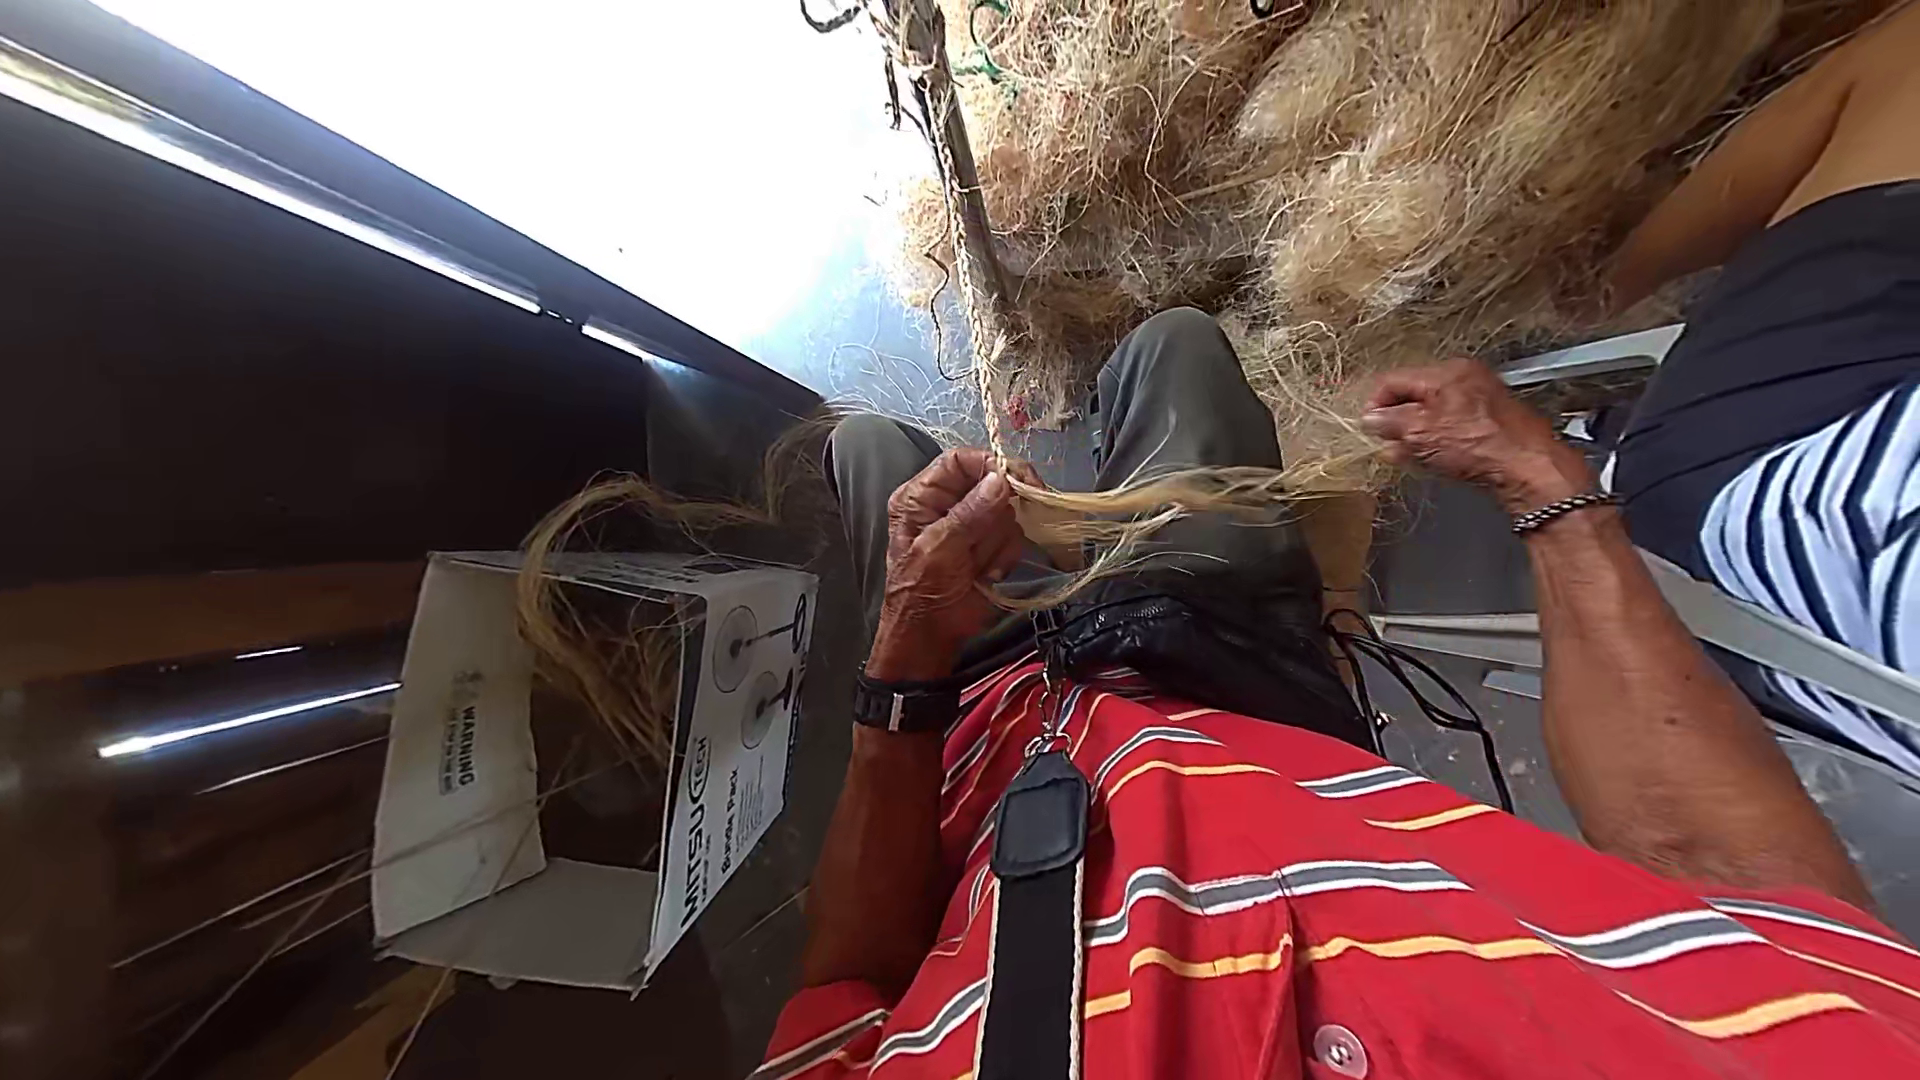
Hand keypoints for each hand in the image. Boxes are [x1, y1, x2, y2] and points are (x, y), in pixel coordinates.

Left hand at [867, 449, 1026, 680]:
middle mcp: (947, 505)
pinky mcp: (990, 546)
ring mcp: (970, 526)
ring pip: (1006, 513)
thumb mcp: (938, 551)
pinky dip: (1004, 558)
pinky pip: (1013, 537)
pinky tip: (986, 576)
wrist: (930, 638)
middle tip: (988, 541)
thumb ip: (969, 515)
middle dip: (994, 517)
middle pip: (990, 485)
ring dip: (997, 544)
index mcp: (921, 497)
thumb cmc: (921, 593)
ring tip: (977, 567)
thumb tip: (1000, 480)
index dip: (989, 465)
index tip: (1018, 481)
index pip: (959, 461)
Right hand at [1359, 358, 1594, 513]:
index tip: (1367, 428)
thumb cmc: (1473, 444)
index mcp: (1445, 372)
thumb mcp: (1417, 431)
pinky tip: (1428, 456)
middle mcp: (1463, 378)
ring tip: (1406, 454)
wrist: (1526, 467)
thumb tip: (1370, 419)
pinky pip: (1446, 423)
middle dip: (1393, 421)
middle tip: (1386, 443)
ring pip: (1427, 412)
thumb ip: (1387, 421)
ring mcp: (1476, 398)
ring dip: (1410, 433)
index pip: (1392, 380)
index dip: (1374, 404)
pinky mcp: (1486, 419)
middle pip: (1410, 395)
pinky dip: (1431, 437)